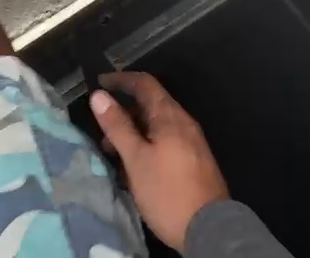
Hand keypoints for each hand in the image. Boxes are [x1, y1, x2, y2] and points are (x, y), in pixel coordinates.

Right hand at [91, 72, 228, 251]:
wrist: (210, 230)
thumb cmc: (168, 191)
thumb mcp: (136, 159)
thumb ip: (118, 126)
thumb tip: (99, 95)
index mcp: (169, 115)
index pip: (144, 83)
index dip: (121, 80)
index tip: (99, 83)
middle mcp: (183, 122)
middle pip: (150, 105)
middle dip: (124, 113)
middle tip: (102, 130)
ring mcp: (191, 142)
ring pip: (157, 126)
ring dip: (134, 133)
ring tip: (114, 154)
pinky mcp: (193, 161)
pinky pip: (165, 143)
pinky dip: (147, 146)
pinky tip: (135, 169)